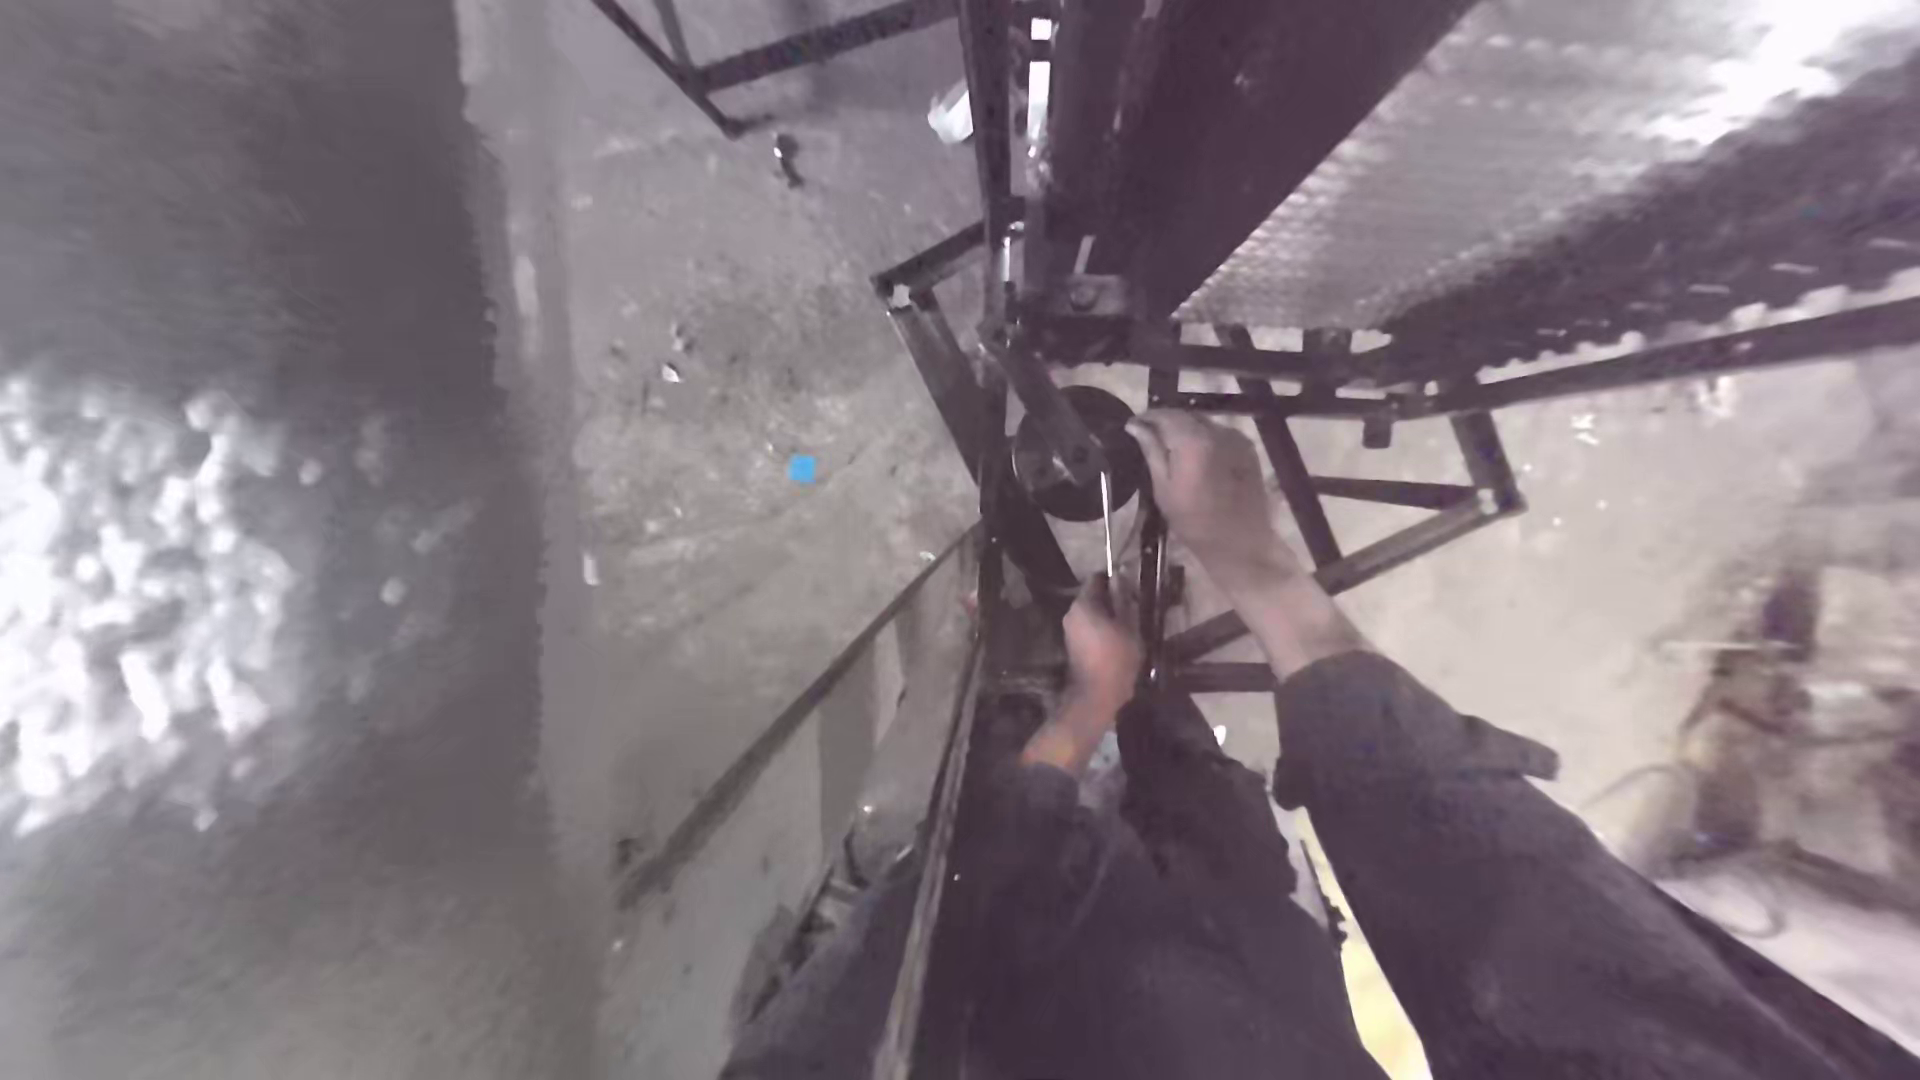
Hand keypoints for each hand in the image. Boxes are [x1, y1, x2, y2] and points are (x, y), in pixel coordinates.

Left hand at [1063, 574, 1140, 708]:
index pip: (1096, 578)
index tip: (1131, 587)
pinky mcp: (1072, 643)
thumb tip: (1120, 574)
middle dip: (1112, 598)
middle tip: (1134, 607)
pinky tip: (1117, 637)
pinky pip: (1087, 626)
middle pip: (1092, 595)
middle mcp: (1071, 612)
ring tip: (1129, 624)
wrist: (1096, 694)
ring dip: (1108, 614)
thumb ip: (1123, 598)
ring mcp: (1069, 628)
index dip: (1114, 579)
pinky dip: (1101, 627)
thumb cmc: (1116, 658)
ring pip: (1091, 612)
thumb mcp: (1128, 625)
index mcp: (1083, 604)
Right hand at [1126, 410, 1303, 590]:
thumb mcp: (1163, 487)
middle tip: (1148, 433)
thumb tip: (1135, 426)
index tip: (1133, 424)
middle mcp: (1217, 431)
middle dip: (1166, 421)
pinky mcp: (1247, 447)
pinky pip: (1219, 432)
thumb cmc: (1193, 520)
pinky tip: (1194, 453)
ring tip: (1169, 444)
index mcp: (1193, 441)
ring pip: (1203, 422)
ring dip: (1185, 428)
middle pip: (1186, 415)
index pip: (1166, 415)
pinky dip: (1202, 436)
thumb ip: (1151, 450)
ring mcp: (1236, 438)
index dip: (1147, 416)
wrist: (1239, 541)